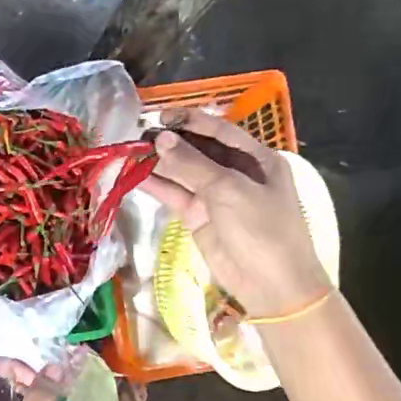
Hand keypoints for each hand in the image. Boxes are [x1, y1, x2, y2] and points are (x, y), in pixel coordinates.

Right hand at [141, 111, 331, 317]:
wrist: (271, 283)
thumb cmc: (261, 229)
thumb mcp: (229, 190)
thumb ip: (192, 164)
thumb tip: (160, 139)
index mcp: (256, 158)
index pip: (219, 130)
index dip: (190, 121)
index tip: (160, 116)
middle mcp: (236, 173)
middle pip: (198, 150)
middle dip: (169, 142)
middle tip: (137, 135)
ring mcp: (217, 197)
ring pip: (183, 174)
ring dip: (159, 164)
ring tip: (129, 153)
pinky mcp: (200, 219)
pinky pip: (177, 196)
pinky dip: (158, 186)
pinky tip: (135, 176)